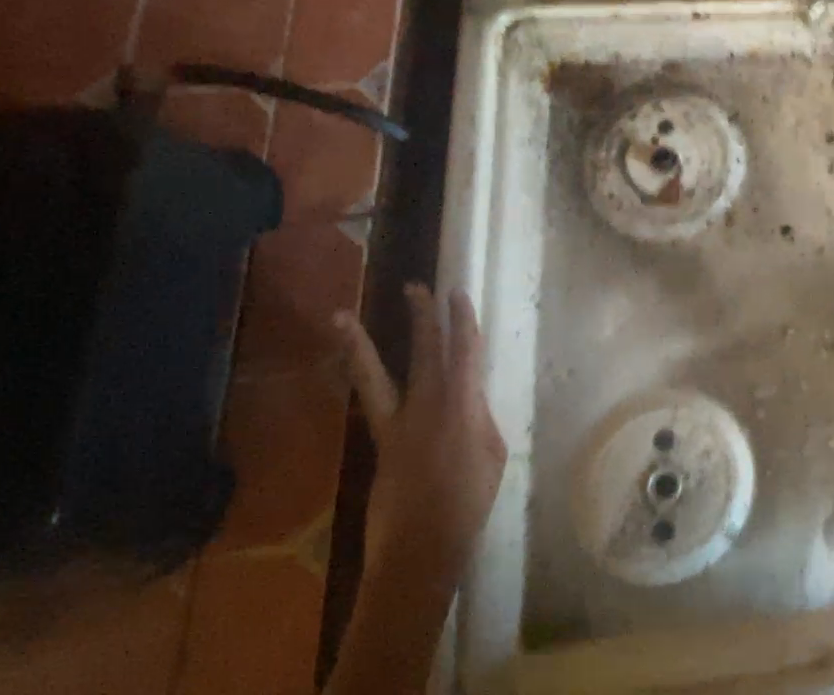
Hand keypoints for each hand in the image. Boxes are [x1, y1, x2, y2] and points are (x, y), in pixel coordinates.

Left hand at [334, 285, 506, 585]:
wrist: (422, 545)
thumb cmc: (470, 501)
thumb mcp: (492, 454)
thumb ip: (480, 420)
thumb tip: (470, 403)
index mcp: (461, 407)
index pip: (464, 353)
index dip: (462, 322)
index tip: (458, 294)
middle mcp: (425, 407)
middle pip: (425, 353)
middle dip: (423, 318)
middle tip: (418, 287)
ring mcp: (397, 424)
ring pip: (377, 375)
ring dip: (361, 344)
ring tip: (341, 317)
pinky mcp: (381, 442)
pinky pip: (372, 402)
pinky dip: (363, 379)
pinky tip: (354, 365)